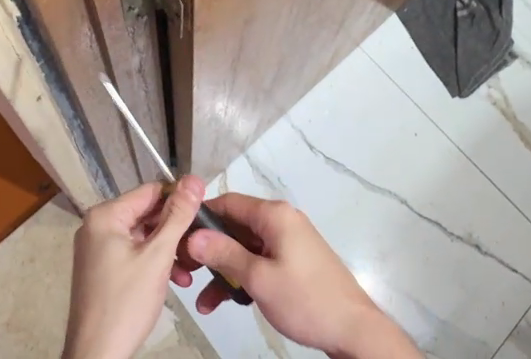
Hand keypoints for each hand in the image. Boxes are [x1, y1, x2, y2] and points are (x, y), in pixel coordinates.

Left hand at [63, 175, 204, 358]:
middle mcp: (98, 226)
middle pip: (147, 214)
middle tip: (201, 244)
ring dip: (169, 249)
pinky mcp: (102, 270)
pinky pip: (134, 254)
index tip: (205, 212)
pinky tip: (177, 279)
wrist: (96, 356)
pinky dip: (155, 263)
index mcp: (106, 215)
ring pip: (143, 237)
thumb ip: (177, 216)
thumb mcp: (157, 256)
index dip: (179, 199)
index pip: (150, 192)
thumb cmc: (126, 302)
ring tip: (192, 267)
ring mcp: (98, 249)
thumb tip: (194, 178)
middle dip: (175, 230)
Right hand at [180, 193, 420, 358]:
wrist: (352, 328)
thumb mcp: (259, 278)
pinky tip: (224, 303)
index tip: (178, 238)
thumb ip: (224, 254)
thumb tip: (192, 235)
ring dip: (223, 272)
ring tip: (202, 301)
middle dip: (209, 251)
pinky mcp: (292, 263)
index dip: (201, 217)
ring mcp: (287, 243)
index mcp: (274, 215)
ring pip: (244, 249)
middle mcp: (280, 221)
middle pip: (235, 226)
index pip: (229, 202)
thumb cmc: (305, 298)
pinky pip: (258, 262)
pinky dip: (242, 279)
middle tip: (185, 273)